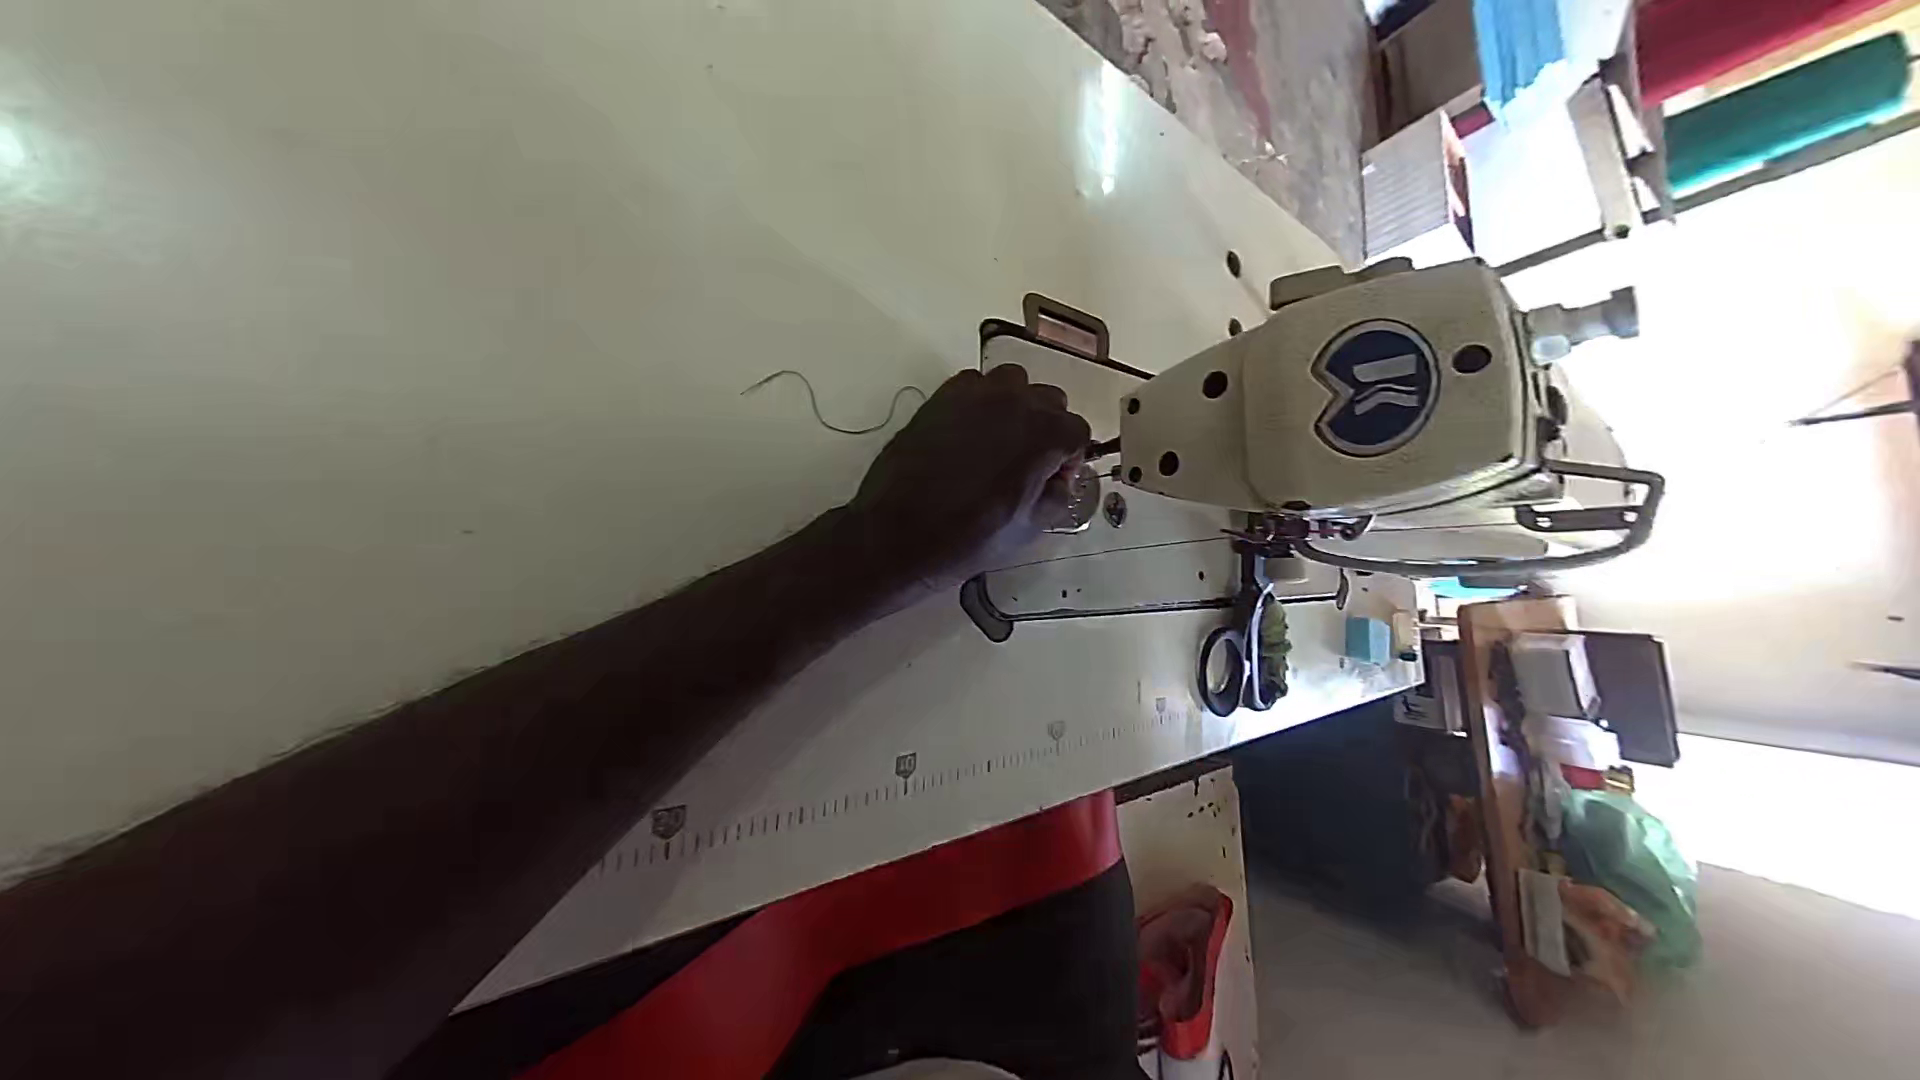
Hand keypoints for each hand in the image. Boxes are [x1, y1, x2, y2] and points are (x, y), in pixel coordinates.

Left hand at [844, 364, 1090, 588]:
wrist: (900, 533)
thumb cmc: (970, 537)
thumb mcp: (1030, 528)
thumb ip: (1058, 495)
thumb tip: (1059, 478)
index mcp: (1044, 434)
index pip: (1077, 431)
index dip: (1068, 458)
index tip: (1052, 478)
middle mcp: (1015, 402)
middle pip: (1048, 401)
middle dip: (1045, 428)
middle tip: (1026, 462)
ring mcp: (976, 394)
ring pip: (1013, 384)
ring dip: (1014, 407)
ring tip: (997, 443)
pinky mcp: (942, 396)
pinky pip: (974, 386)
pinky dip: (979, 403)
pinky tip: (967, 434)